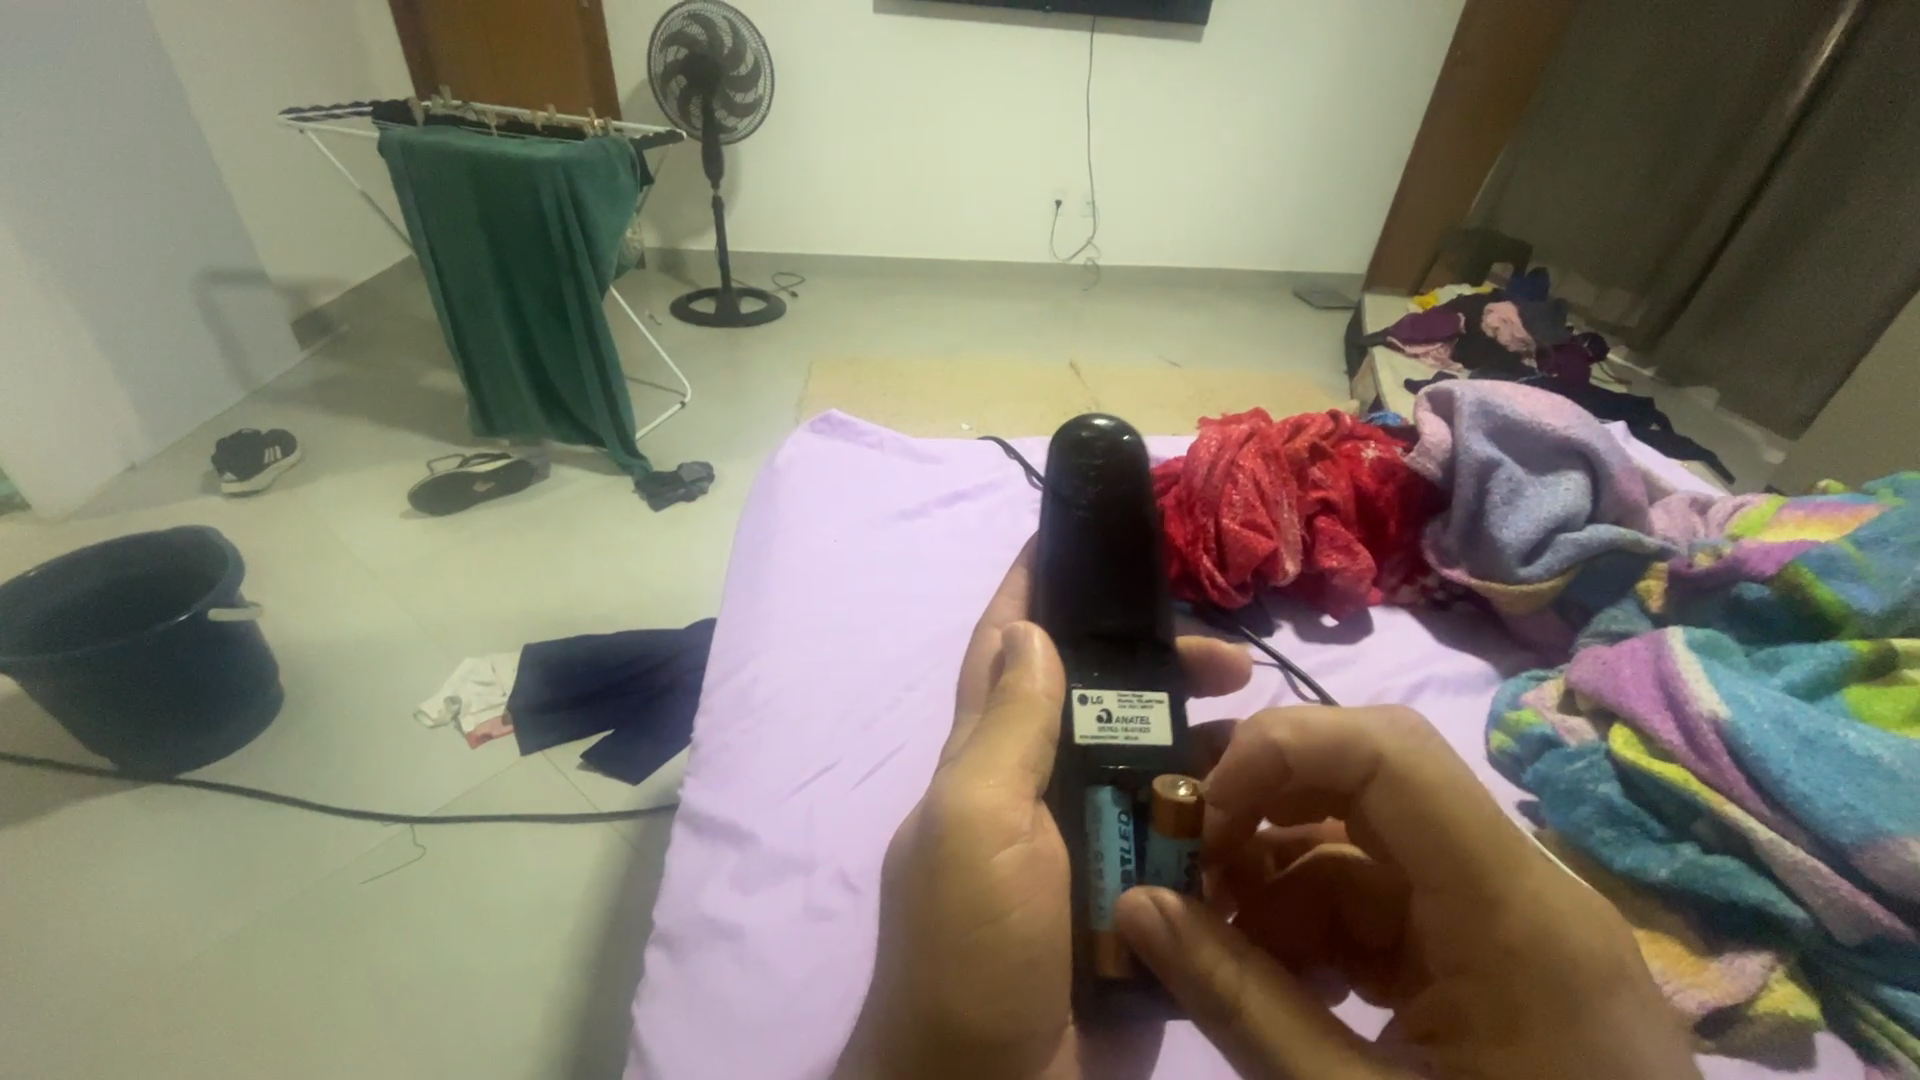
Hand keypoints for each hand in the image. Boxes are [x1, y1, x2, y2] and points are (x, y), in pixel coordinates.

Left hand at [834, 540, 1252, 1079]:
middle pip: (1097, 694)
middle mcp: (1035, 783)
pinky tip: (1271, 790)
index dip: (1033, 584)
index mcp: (989, 756)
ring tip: (1263, 715)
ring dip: (1200, 728)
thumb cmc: (972, 947)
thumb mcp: (978, 824)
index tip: (1076, 531)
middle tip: (1228, 655)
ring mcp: (1086, 838)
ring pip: (1150, 755)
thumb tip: (1026, 625)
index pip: (1006, 646)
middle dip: (1155, 660)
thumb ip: (1002, 726)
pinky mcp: (1132, 890)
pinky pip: (1181, 829)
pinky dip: (1219, 801)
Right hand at [1114, 705, 1701, 1079]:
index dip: (1279, 749)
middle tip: (1179, 858)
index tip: (1200, 812)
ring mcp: (1501, 928)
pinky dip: (1307, 929)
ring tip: (1211, 943)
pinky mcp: (1485, 965)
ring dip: (1271, 883)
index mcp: (1511, 913)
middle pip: (1368, 784)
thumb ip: (1239, 1002)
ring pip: (1358, 849)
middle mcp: (1514, 893)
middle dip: (1260, 806)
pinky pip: (1375, 908)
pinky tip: (1270, 984)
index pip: (1389, 752)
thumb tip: (1133, 905)